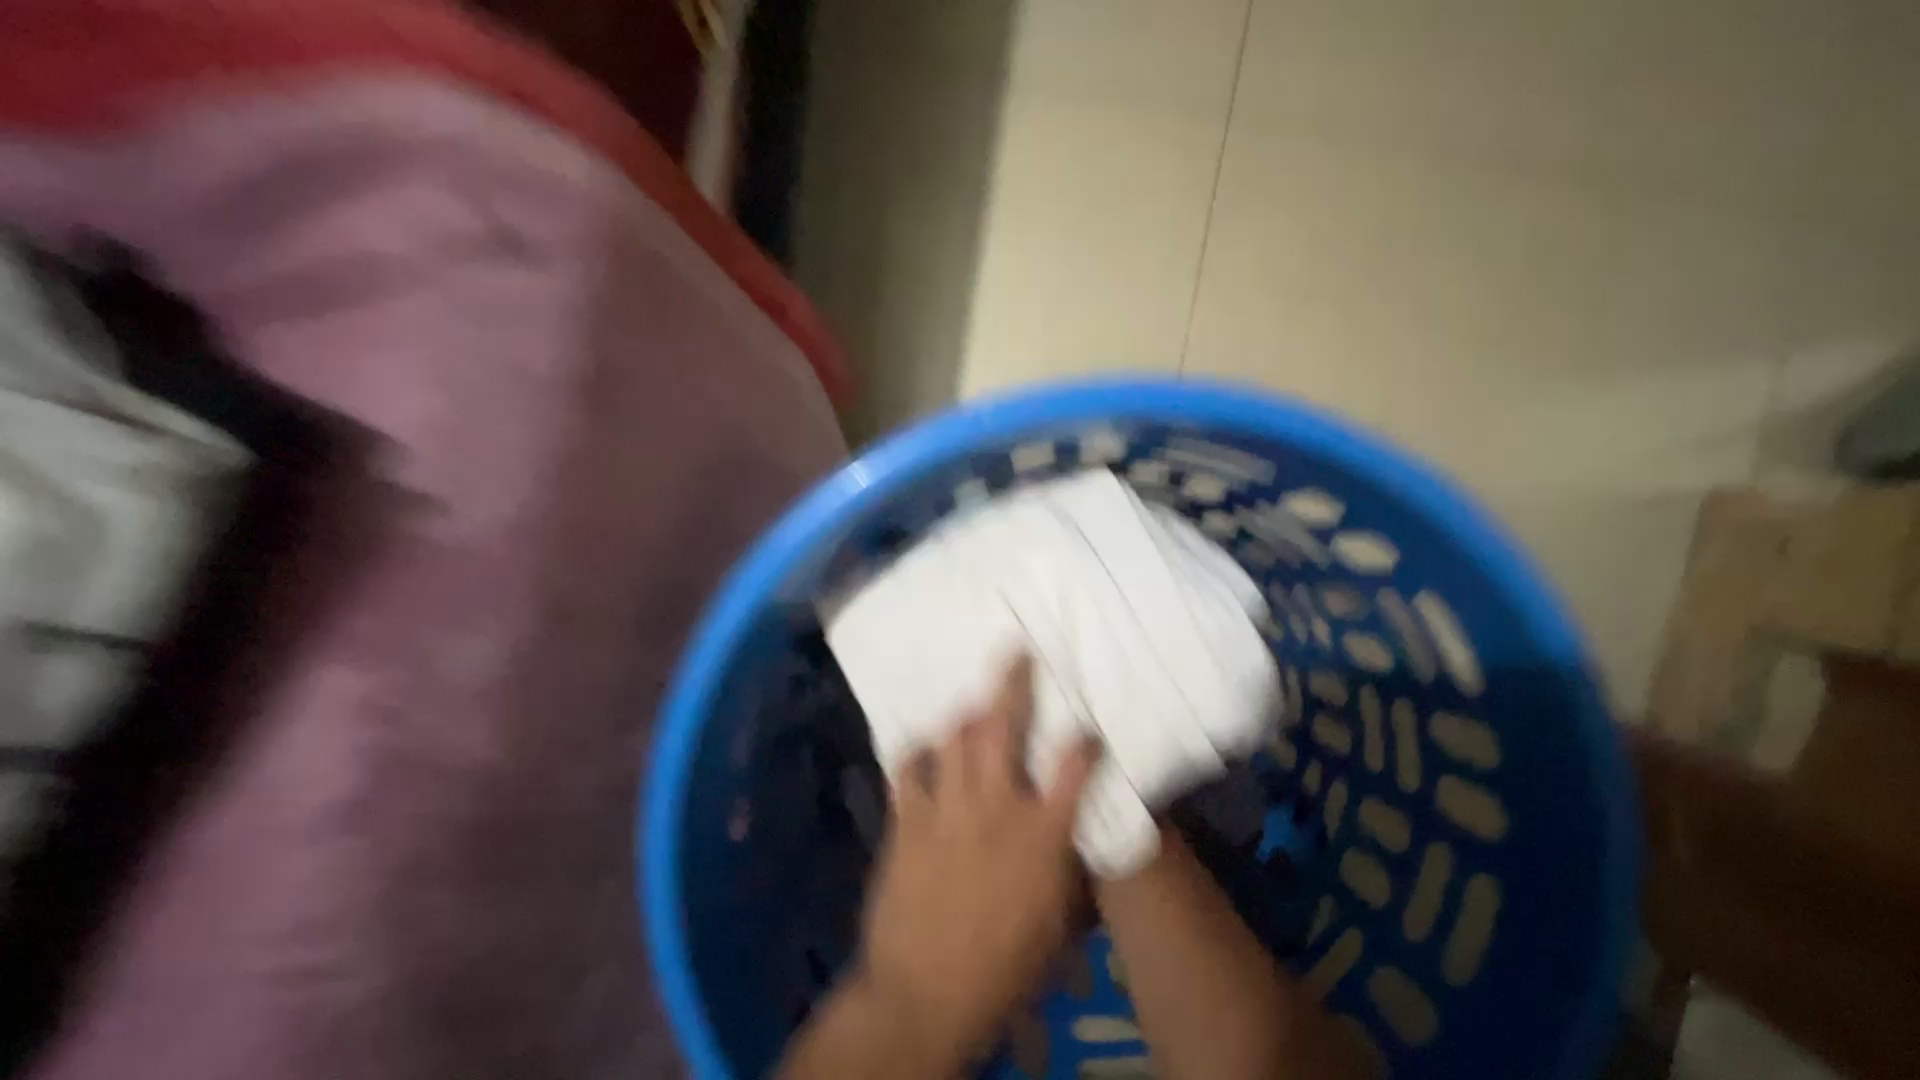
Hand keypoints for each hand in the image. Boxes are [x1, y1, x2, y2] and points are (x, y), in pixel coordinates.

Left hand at [852, 655, 1100, 1066]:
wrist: (925, 993)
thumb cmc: (1005, 970)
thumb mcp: (1058, 926)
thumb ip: (1067, 872)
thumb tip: (1075, 842)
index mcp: (1043, 834)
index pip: (1075, 765)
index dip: (1085, 738)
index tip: (1088, 726)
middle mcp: (995, 806)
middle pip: (1002, 727)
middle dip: (1011, 683)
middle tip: (1014, 651)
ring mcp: (946, 809)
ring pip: (953, 738)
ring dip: (963, 714)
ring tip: (969, 701)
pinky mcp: (906, 821)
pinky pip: (907, 769)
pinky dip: (915, 753)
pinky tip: (919, 747)